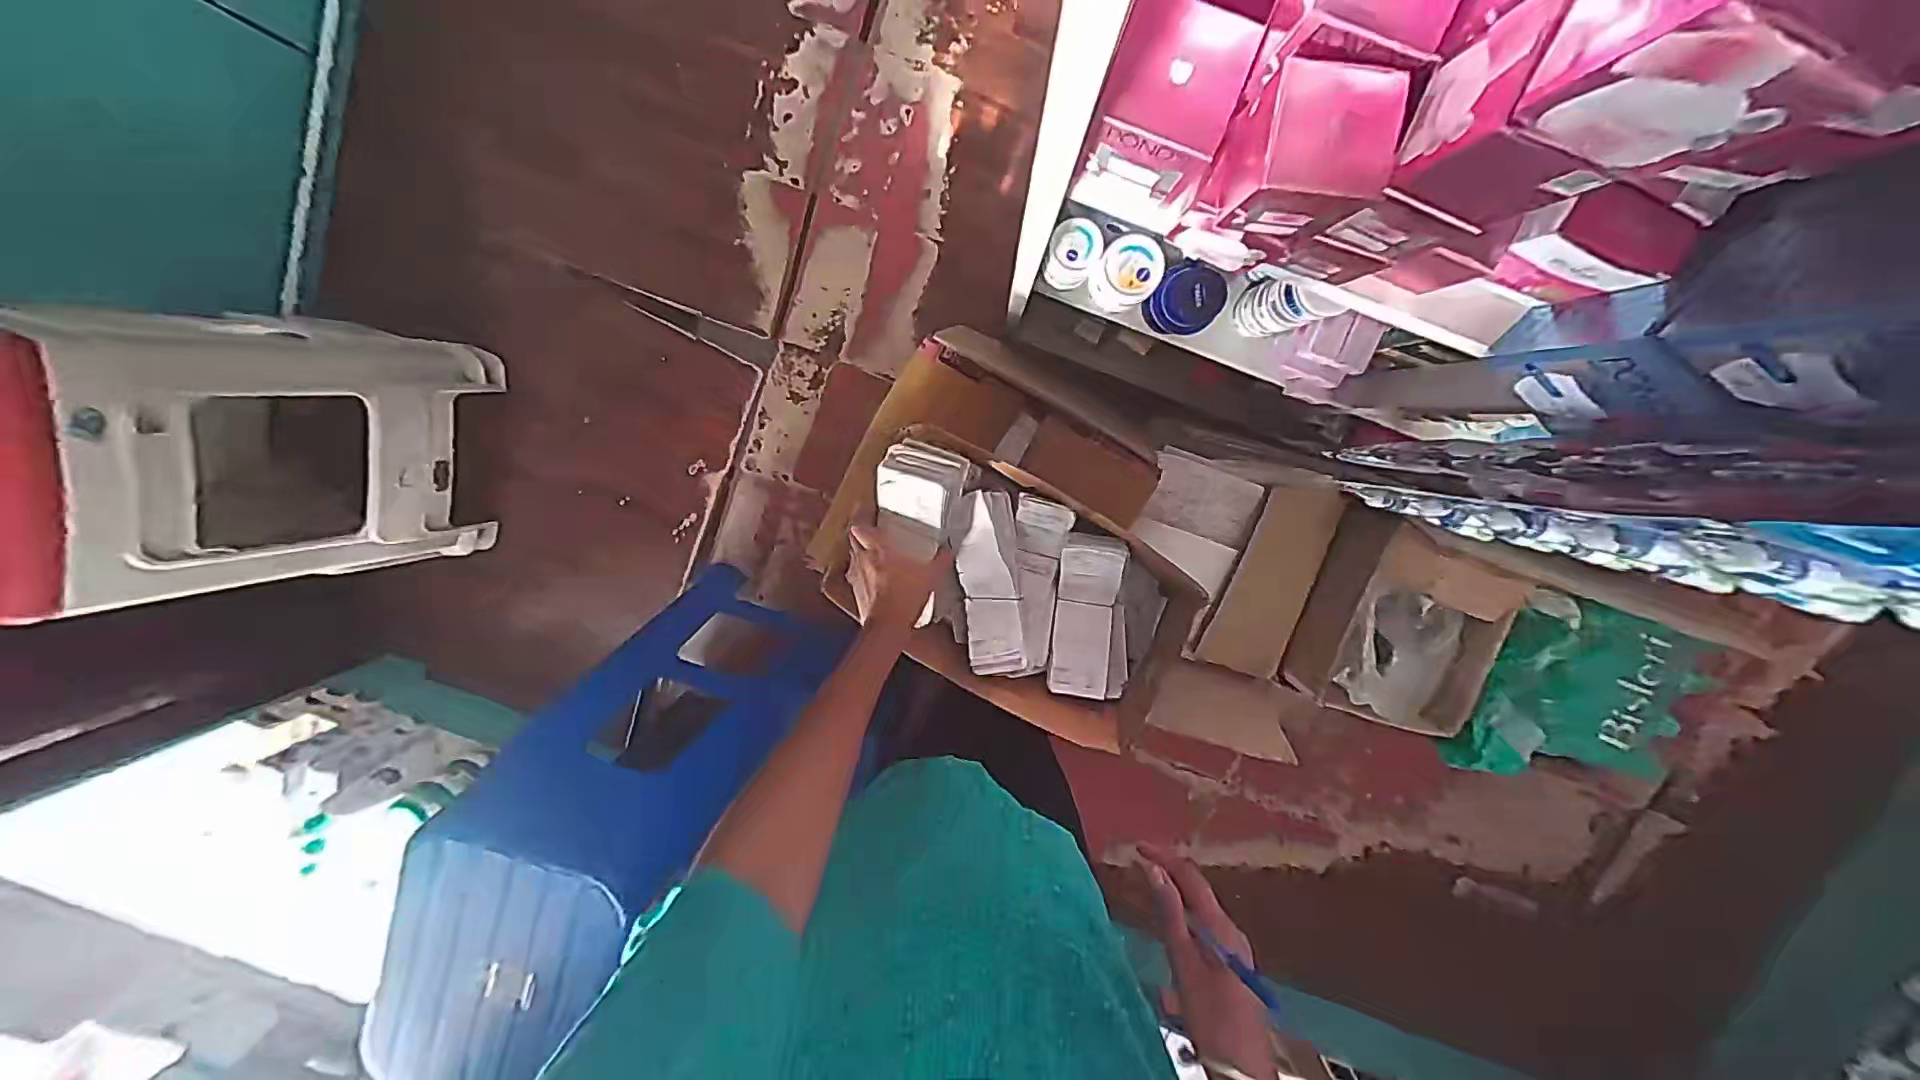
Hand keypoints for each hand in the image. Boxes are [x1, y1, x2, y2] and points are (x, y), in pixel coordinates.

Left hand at [847, 524, 951, 632]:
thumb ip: (940, 561)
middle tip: (873, 541)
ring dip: (860, 558)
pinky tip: (875, 584)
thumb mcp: (930, 576)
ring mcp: (857, 578)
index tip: (874, 528)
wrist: (888, 626)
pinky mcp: (855, 594)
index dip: (866, 528)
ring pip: (853, 560)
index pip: (862, 530)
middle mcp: (863, 561)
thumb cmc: (905, 597)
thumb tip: (947, 552)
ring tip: (874, 561)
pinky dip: (863, 579)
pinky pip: (856, 580)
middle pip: (853, 542)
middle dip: (861, 539)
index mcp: (879, 550)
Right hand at [1141, 845, 1274, 1079]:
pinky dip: (1185, 917)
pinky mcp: (1233, 965)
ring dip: (1176, 894)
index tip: (1138, 848)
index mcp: (1222, 928)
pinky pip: (1206, 928)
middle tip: (1141, 864)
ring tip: (1150, 888)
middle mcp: (1232, 932)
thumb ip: (1169, 915)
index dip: (1165, 858)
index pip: (1191, 878)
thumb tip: (1154, 870)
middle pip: (1199, 890)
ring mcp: (1236, 949)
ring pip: (1202, 909)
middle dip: (1170, 872)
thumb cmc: (1211, 1018)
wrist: (1242, 1070)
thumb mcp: (1183, 964)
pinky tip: (1171, 927)